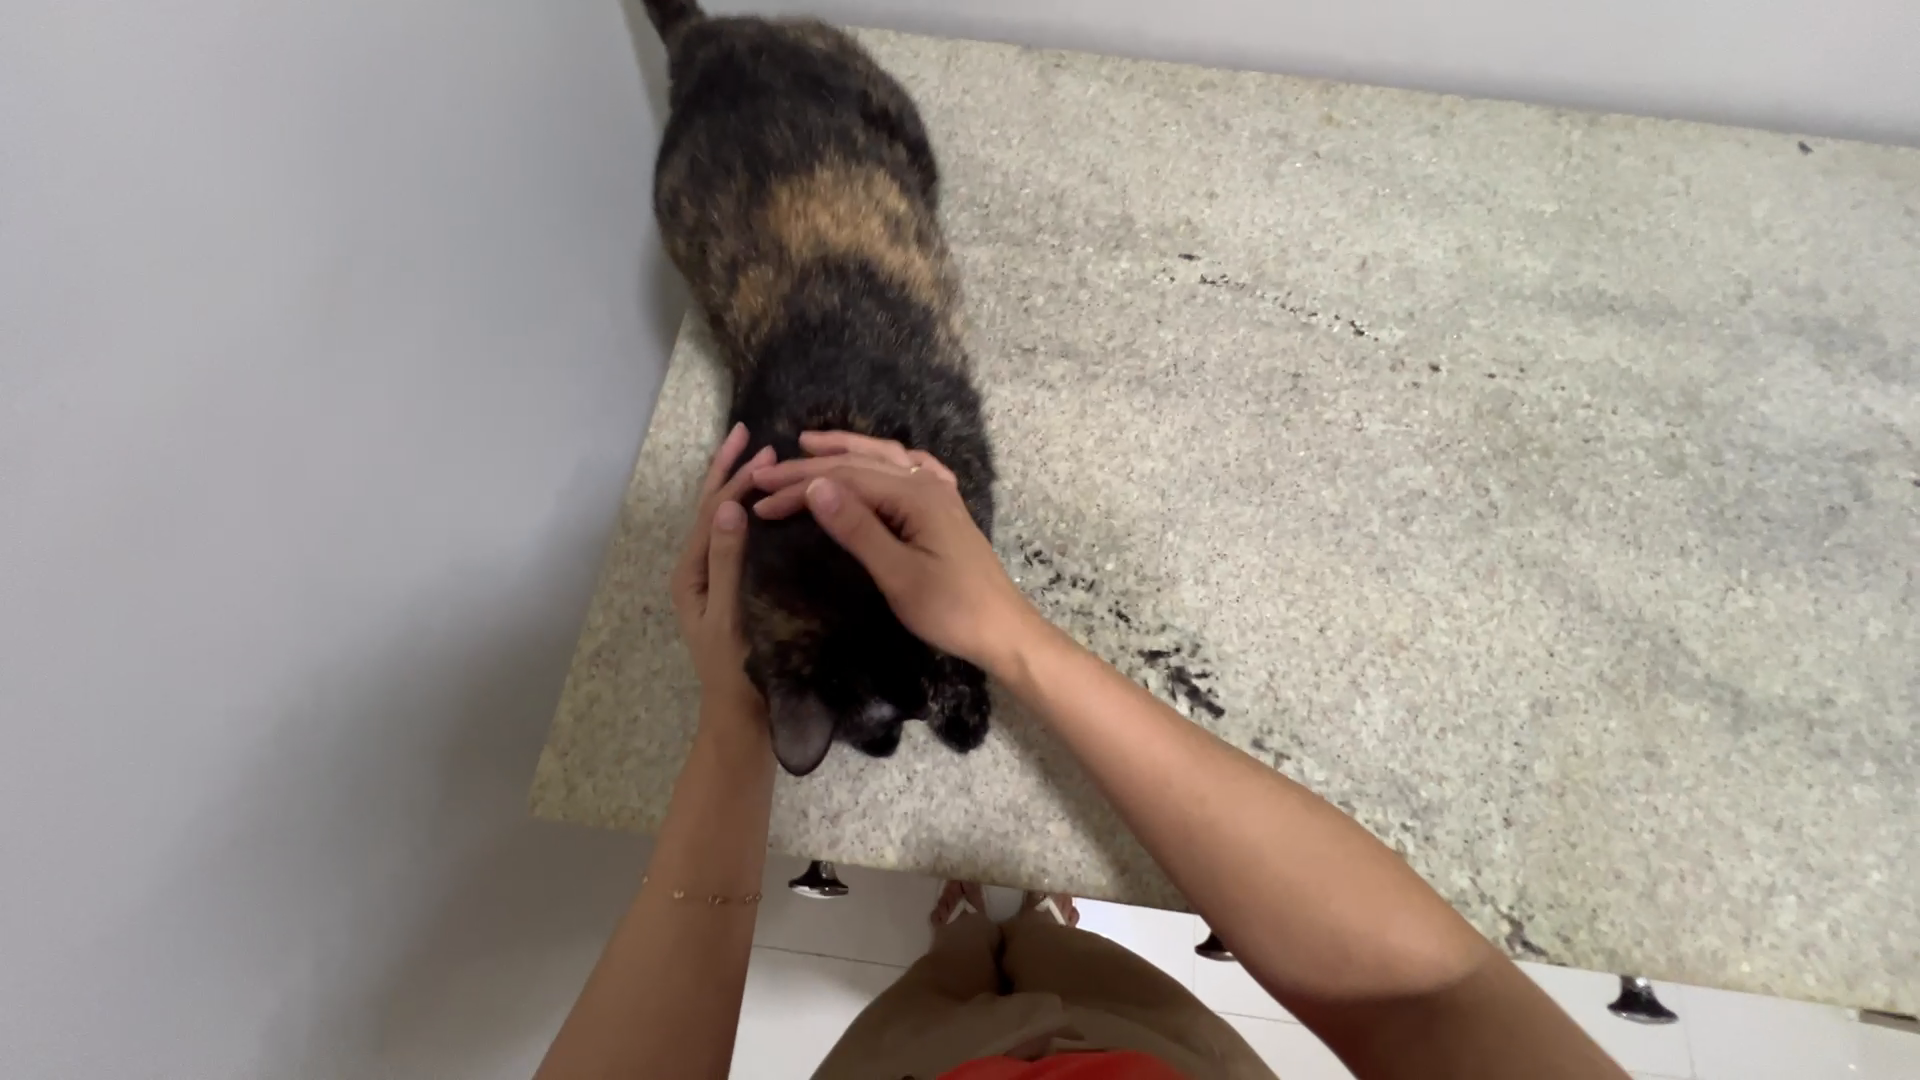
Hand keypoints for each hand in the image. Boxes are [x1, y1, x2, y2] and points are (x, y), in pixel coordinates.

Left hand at [670, 423, 774, 709]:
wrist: (743, 713)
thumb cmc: (737, 668)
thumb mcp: (729, 613)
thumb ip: (727, 561)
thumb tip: (726, 506)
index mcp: (690, 572)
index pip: (711, 512)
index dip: (733, 478)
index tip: (761, 448)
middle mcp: (697, 569)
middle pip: (710, 509)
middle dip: (728, 471)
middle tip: (749, 434)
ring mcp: (714, 578)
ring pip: (723, 521)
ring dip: (737, 487)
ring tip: (756, 456)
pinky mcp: (733, 586)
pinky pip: (738, 539)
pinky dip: (749, 513)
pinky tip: (768, 504)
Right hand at [751, 431, 1040, 673]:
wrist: (1003, 630)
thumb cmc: (950, 610)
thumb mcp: (898, 574)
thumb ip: (857, 528)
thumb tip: (815, 487)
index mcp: (916, 495)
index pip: (846, 480)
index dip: (800, 487)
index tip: (759, 499)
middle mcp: (928, 484)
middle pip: (861, 463)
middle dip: (811, 466)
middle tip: (766, 475)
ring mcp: (940, 494)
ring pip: (885, 459)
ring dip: (845, 452)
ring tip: (809, 445)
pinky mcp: (945, 511)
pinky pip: (911, 470)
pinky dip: (884, 460)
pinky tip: (878, 459)